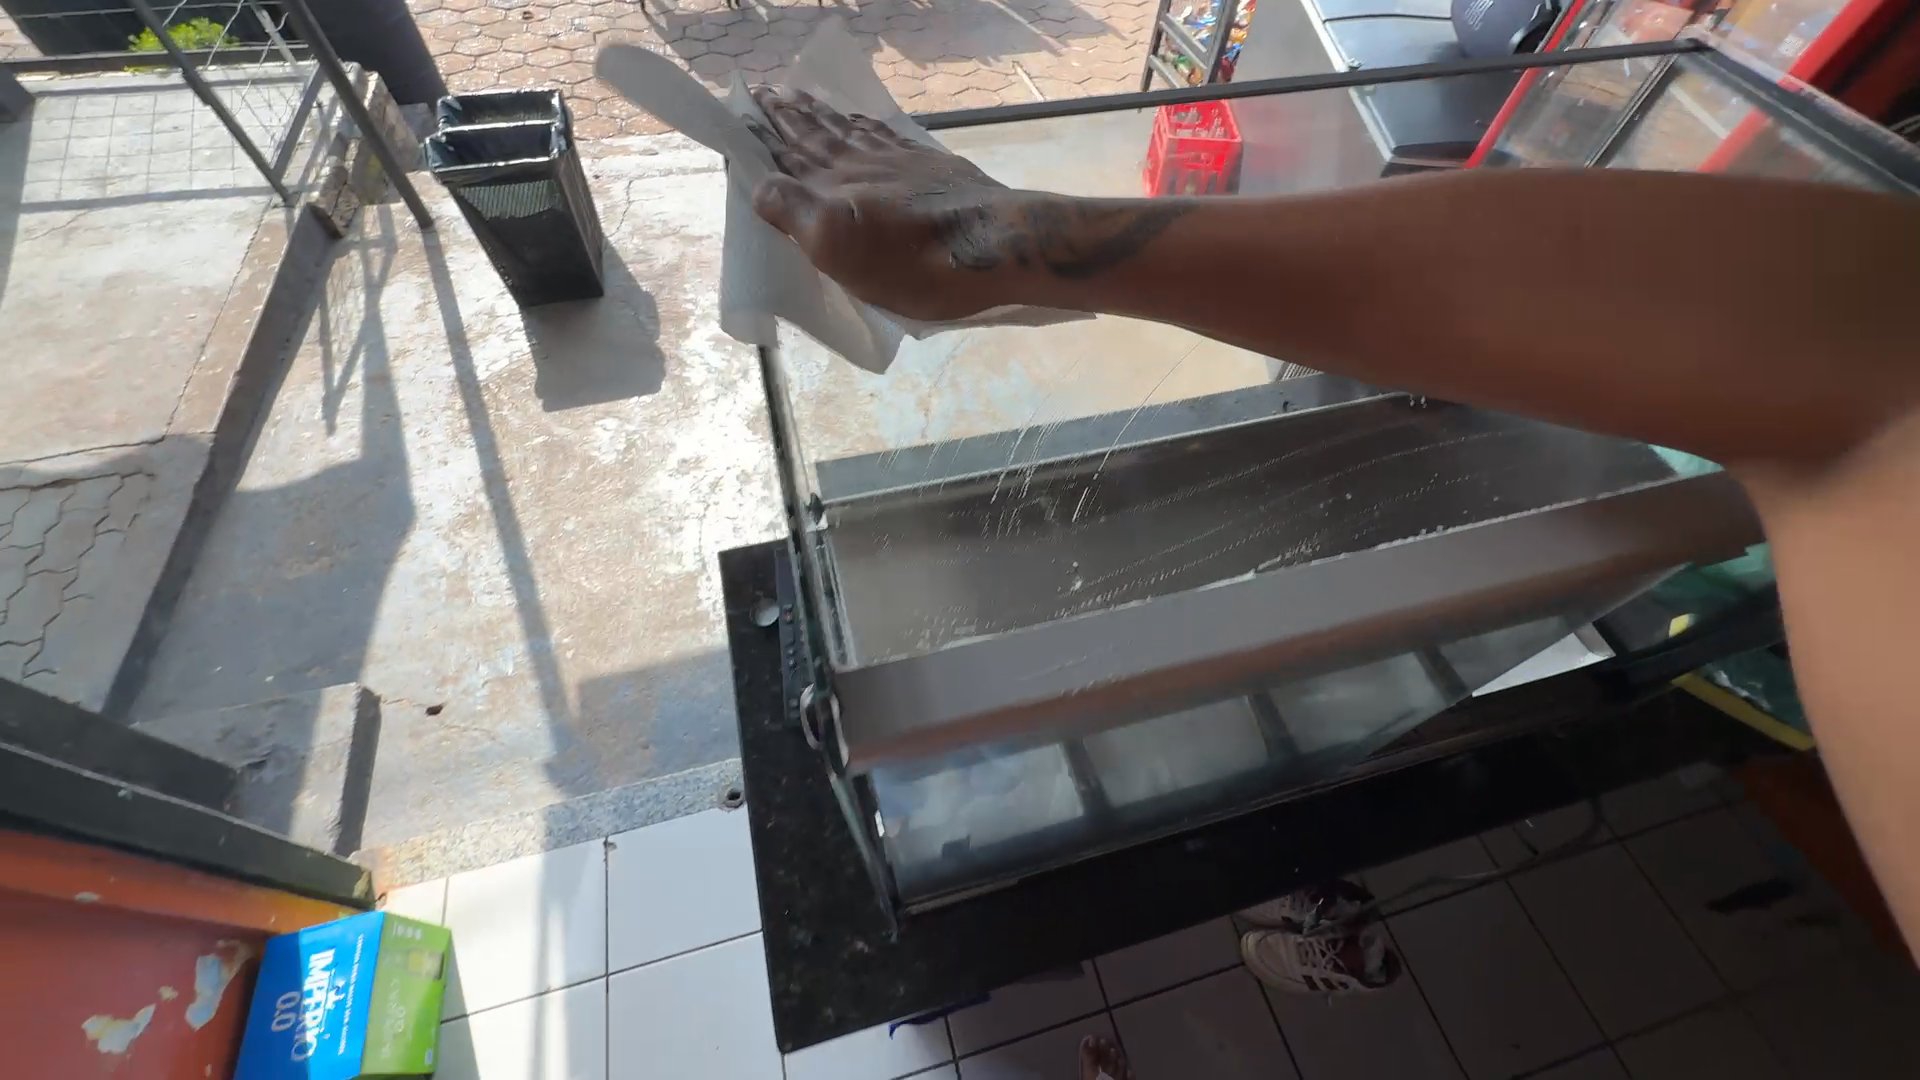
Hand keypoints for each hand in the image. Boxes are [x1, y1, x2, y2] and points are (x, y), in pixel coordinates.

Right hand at [747, 85, 1024, 319]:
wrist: (991, 246)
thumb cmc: (911, 262)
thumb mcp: (838, 249)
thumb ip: (794, 212)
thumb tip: (760, 185)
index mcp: (834, 187)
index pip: (789, 155)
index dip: (765, 136)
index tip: (744, 112)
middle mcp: (862, 165)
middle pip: (818, 135)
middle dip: (788, 116)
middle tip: (767, 92)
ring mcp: (899, 162)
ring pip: (850, 130)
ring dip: (821, 115)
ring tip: (801, 97)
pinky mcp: (931, 167)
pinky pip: (886, 135)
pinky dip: (865, 124)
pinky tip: (862, 121)